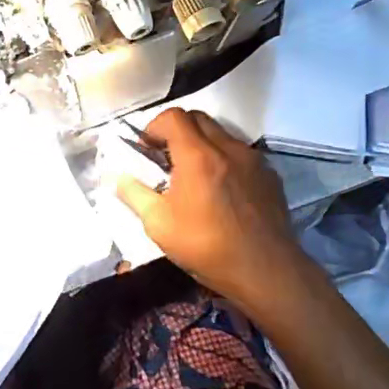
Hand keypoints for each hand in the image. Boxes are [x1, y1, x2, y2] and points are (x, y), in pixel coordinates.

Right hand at [114, 109, 317, 312]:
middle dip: (177, 131)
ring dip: (203, 145)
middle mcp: (228, 148)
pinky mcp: (270, 176)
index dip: (154, 126)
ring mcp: (254, 160)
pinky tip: (222, 193)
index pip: (173, 117)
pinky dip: (225, 162)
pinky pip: (242, 155)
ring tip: (194, 177)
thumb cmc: (206, 246)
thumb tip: (118, 178)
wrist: (266, 271)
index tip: (147, 149)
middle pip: (199, 119)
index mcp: (198, 155)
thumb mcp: (158, 225)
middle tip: (166, 159)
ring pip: (222, 135)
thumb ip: (134, 194)